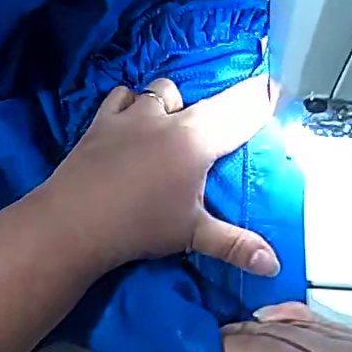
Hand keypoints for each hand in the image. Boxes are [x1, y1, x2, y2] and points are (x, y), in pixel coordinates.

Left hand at [40, 75, 278, 276]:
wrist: (74, 219)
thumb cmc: (140, 225)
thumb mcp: (192, 234)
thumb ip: (235, 245)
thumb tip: (274, 266)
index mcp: (197, 141)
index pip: (240, 112)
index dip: (261, 98)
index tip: (276, 85)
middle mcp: (169, 119)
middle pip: (207, 100)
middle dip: (226, 102)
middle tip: (232, 114)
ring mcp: (132, 114)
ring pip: (162, 91)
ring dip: (174, 102)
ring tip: (174, 123)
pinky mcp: (103, 119)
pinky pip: (122, 96)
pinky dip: (131, 102)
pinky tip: (131, 118)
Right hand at [211, 304, 351, 351]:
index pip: (261, 350)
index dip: (228, 350)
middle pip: (281, 330)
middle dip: (246, 337)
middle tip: (217, 351)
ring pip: (305, 321)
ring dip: (272, 330)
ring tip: (243, 346)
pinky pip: (331, 329)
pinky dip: (303, 331)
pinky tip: (284, 343)